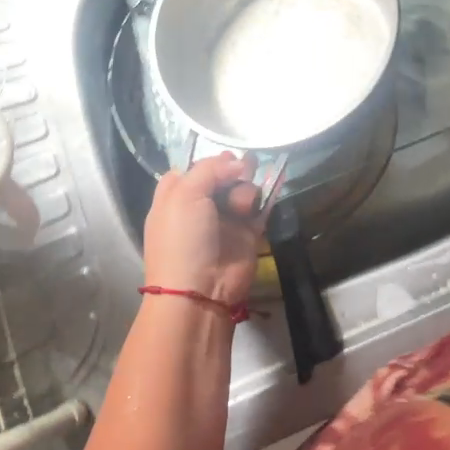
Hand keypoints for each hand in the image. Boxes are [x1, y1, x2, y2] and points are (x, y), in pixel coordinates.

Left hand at [142, 152, 264, 305]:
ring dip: (246, 190)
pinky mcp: (247, 233)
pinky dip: (267, 196)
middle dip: (233, 171)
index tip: (223, 160)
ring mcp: (224, 220)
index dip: (208, 162)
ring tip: (242, 206)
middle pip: (221, 176)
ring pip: (242, 189)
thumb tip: (238, 164)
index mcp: (175, 197)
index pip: (191, 169)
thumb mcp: (184, 195)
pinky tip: (274, 186)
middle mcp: (199, 206)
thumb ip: (210, 170)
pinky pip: (260, 207)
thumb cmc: (183, 239)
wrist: (199, 289)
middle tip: (241, 173)